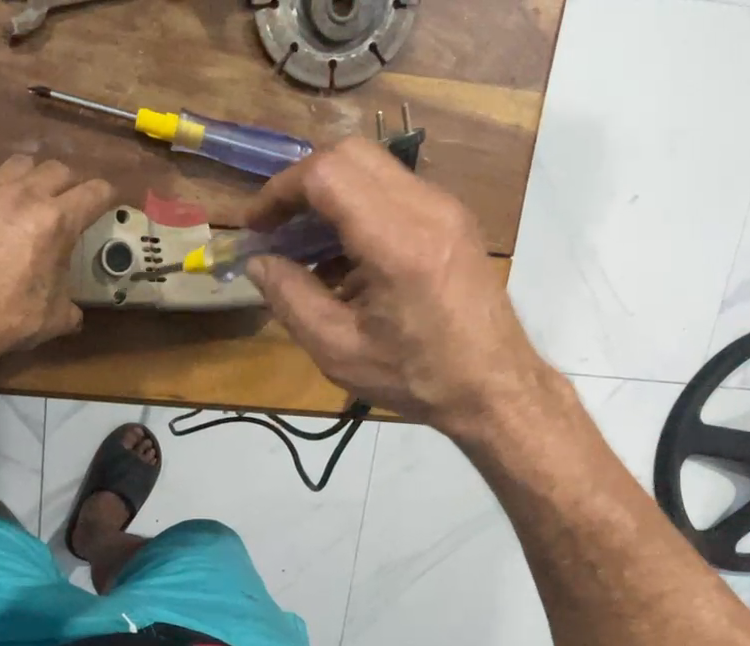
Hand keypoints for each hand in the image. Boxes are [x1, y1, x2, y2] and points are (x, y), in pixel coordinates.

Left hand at [0, 156, 114, 373]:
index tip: (107, 202)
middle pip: (59, 170)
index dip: (107, 196)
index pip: (94, 192)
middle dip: (69, 186)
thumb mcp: (54, 318)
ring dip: (32, 181)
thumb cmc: (5, 321)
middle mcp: (22, 195)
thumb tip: (73, 310)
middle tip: (67, 206)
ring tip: (27, 203)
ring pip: (21, 165)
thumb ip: (71, 303)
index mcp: (55, 222)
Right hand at [244, 139, 556, 437]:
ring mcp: (446, 208)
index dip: (280, 192)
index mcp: (397, 243)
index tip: (255, 227)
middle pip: (349, 155)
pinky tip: (341, 261)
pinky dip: (357, 210)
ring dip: (329, 197)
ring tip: (303, 250)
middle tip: (276, 228)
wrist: (494, 387)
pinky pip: (393, 192)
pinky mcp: (452, 219)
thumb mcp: (338, 350)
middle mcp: (426, 208)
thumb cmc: (416, 378)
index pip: (327, 174)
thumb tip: (259, 262)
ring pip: (372, 169)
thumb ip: (290, 299)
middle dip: (301, 184)